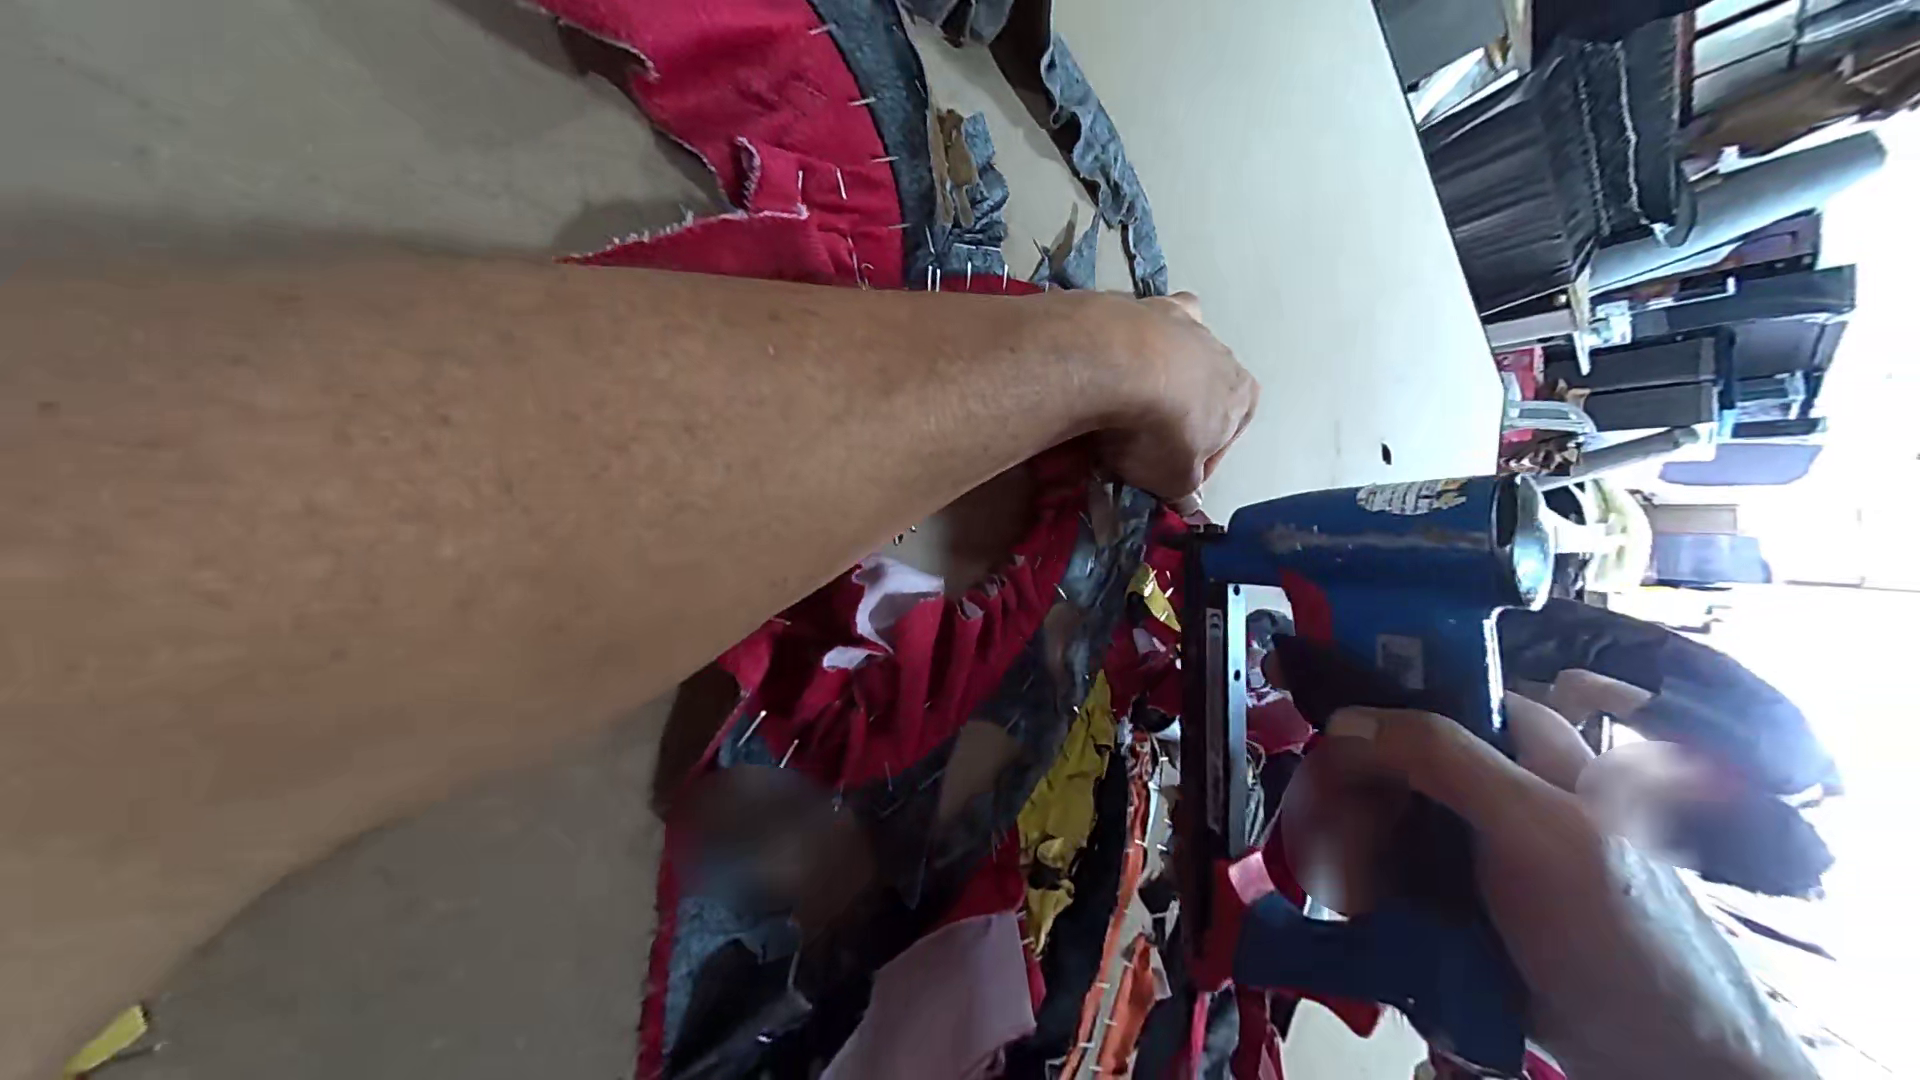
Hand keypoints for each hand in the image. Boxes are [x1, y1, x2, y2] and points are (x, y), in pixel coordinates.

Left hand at [1086, 292, 1258, 503]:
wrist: (1122, 366)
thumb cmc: (1160, 431)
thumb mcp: (1174, 479)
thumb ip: (1185, 491)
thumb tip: (1188, 506)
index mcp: (1243, 398)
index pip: (1222, 442)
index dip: (1191, 466)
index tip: (1162, 479)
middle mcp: (1222, 356)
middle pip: (1197, 397)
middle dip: (1172, 421)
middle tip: (1135, 446)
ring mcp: (1185, 325)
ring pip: (1173, 359)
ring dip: (1153, 383)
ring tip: (1118, 407)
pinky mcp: (1146, 305)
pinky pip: (1143, 326)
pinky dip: (1131, 342)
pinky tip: (1113, 359)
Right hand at [1321, 706, 1815, 1079]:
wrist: (1657, 1061)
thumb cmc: (1618, 931)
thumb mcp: (1540, 829)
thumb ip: (1446, 758)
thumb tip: (1342, 719)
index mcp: (1518, 737)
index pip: (1419, 685)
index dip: (1361, 692)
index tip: (1310, 715)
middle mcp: (1480, 770)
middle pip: (1379, 747)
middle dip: (1345, 783)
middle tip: (1326, 819)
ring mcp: (1457, 825)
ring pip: (1368, 799)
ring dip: (1344, 831)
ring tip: (1343, 873)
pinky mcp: (1441, 874)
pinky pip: (1374, 849)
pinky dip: (1354, 865)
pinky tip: (1355, 892)